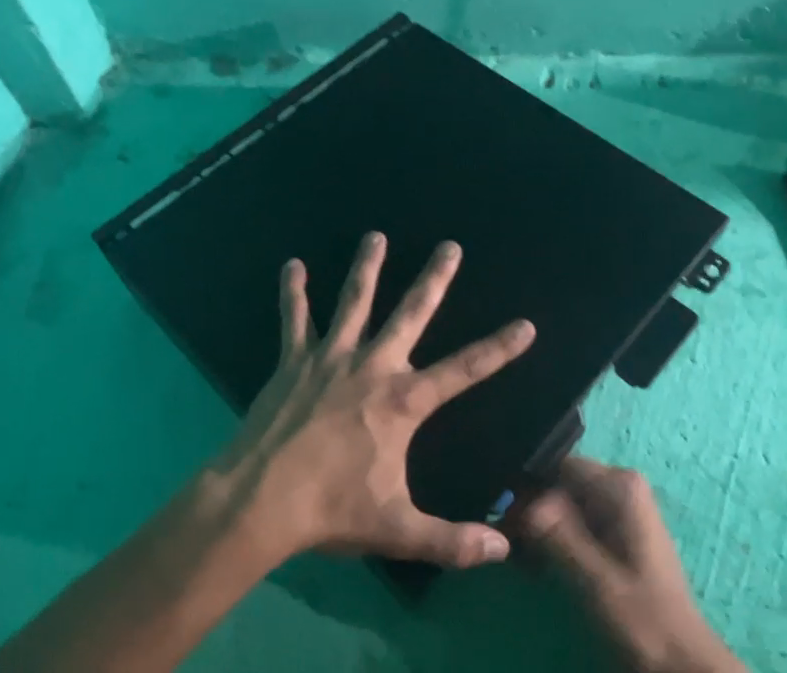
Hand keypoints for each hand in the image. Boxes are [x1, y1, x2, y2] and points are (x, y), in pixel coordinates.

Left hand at [212, 232, 536, 568]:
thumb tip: (504, 551)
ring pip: (354, 302)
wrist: (260, 500)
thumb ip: (452, 540)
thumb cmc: (332, 511)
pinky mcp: (293, 363)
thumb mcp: (398, 530)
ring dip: (368, 268)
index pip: (464, 370)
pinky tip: (291, 265)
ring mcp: (329, 359)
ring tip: (376, 235)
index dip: (498, 348)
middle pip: (409, 314)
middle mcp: (371, 368)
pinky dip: (293, 292)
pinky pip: (294, 320)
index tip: (526, 325)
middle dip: (434, 280)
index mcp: (402, 402)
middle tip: (450, 246)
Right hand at [517, 457, 744, 672]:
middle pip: (557, 483)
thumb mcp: (596, 580)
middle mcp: (619, 487)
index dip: (525, 487)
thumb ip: (558, 536)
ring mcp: (617, 510)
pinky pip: (570, 523)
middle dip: (528, 509)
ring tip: (517, 557)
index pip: (556, 464)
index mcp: (621, 486)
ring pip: (560, 504)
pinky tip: (533, 565)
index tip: (499, 514)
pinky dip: (550, 540)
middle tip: (504, 542)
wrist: (680, 663)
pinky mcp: (612, 535)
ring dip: (535, 528)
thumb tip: (519, 500)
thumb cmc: (644, 621)